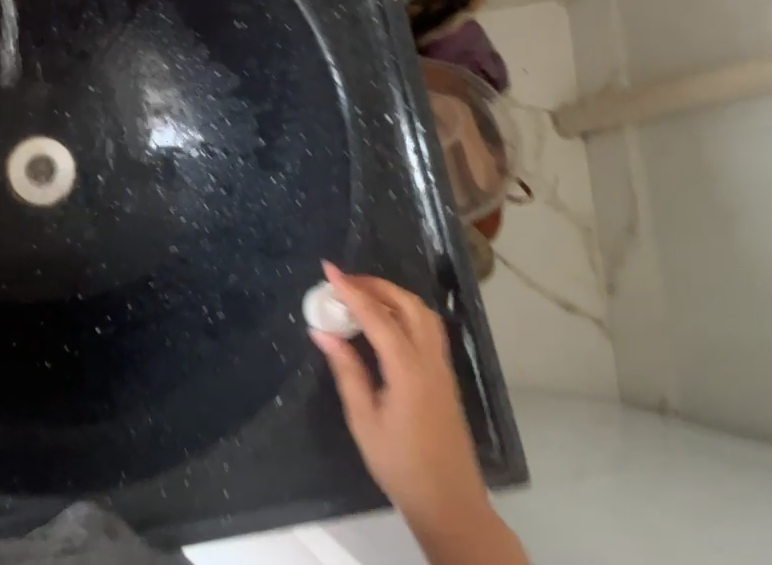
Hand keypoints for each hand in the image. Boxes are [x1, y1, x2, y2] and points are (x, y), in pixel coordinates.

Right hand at [312, 262, 488, 526]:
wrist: (448, 500)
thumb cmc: (400, 464)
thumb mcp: (364, 419)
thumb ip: (346, 370)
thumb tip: (323, 332)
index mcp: (408, 370)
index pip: (377, 317)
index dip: (351, 290)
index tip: (328, 270)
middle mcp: (430, 361)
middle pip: (408, 305)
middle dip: (375, 286)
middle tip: (344, 281)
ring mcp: (442, 368)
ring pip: (423, 315)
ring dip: (393, 296)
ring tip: (362, 295)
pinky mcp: (445, 378)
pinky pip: (428, 330)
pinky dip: (405, 313)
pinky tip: (385, 321)